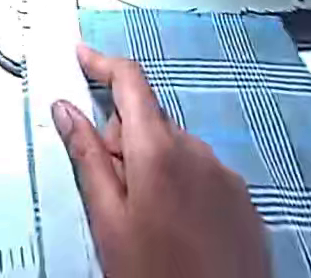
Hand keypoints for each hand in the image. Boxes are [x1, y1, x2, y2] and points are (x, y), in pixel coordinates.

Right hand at [52, 44, 271, 277]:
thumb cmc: (153, 275)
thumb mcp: (107, 219)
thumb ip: (86, 155)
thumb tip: (63, 106)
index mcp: (159, 148)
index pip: (129, 81)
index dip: (102, 63)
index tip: (81, 54)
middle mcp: (198, 150)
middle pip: (148, 119)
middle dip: (123, 139)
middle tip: (112, 188)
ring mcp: (227, 177)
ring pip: (174, 146)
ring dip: (153, 162)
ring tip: (147, 218)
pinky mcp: (247, 204)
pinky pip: (202, 172)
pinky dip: (182, 183)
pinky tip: (178, 228)